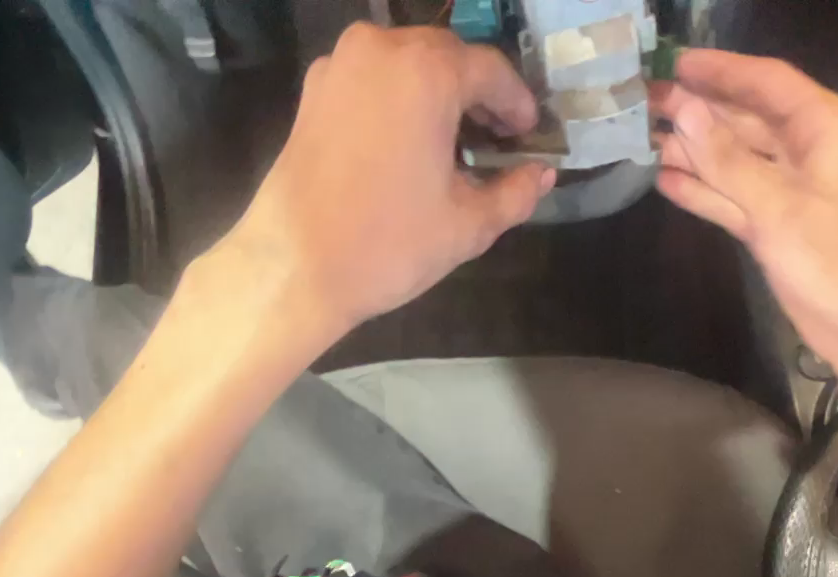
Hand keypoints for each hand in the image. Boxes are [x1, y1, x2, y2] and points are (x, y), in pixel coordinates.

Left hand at [219, 25, 555, 336]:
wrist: (296, 267)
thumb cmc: (389, 245)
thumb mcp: (467, 226)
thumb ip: (513, 193)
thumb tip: (541, 175)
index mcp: (425, 72)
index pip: (490, 70)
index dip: (517, 103)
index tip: (530, 136)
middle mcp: (380, 49)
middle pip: (447, 58)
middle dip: (478, 95)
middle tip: (497, 140)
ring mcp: (340, 66)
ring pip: (407, 65)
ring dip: (439, 97)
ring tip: (455, 146)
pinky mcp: (314, 92)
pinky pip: (373, 81)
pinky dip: (400, 102)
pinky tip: (411, 146)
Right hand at [653, 50, 837, 376]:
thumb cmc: (837, 262)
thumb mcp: (781, 208)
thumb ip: (730, 161)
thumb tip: (686, 112)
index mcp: (825, 129)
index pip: (767, 83)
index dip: (720, 71)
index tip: (673, 65)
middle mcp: (807, 151)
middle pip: (746, 119)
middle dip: (699, 112)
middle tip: (645, 106)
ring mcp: (789, 191)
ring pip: (735, 161)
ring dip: (694, 153)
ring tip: (644, 142)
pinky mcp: (775, 226)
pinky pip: (733, 199)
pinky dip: (703, 192)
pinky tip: (667, 182)